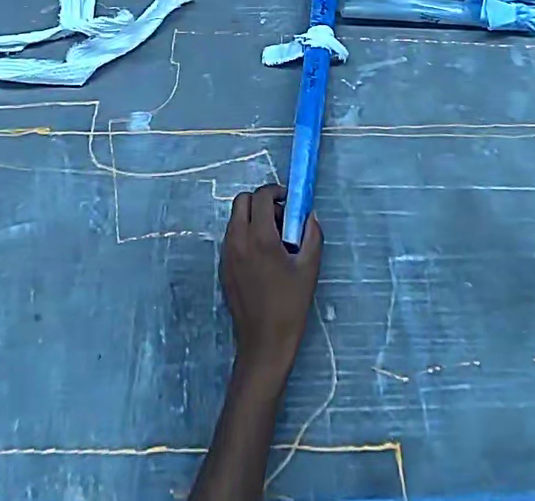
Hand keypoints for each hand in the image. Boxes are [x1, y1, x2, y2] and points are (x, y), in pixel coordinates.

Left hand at [221, 185, 321, 381]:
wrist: (264, 342)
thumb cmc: (290, 306)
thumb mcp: (309, 269)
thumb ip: (312, 236)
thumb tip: (309, 214)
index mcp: (260, 237)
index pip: (261, 197)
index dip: (276, 192)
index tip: (290, 201)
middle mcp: (238, 239)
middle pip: (242, 201)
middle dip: (261, 202)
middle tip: (282, 218)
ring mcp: (227, 252)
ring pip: (235, 218)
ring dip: (253, 217)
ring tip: (275, 239)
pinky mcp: (223, 265)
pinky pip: (231, 236)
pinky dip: (245, 233)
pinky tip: (263, 256)